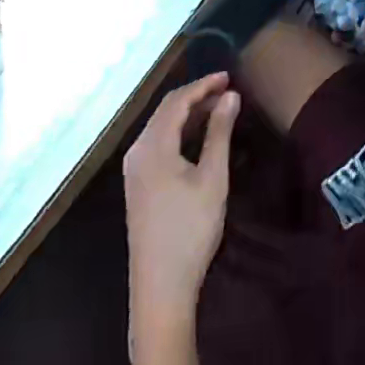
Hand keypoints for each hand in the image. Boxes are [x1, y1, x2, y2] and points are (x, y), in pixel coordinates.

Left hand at [124, 71, 240, 309]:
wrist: (160, 287)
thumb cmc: (190, 229)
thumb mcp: (212, 178)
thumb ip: (220, 132)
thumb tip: (230, 96)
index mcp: (152, 146)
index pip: (177, 101)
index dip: (203, 85)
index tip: (229, 77)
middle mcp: (137, 151)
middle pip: (166, 111)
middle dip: (196, 96)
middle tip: (227, 90)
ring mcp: (134, 169)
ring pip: (162, 127)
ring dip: (189, 114)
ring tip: (219, 108)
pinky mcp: (138, 184)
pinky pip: (158, 143)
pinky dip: (180, 132)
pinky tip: (199, 136)